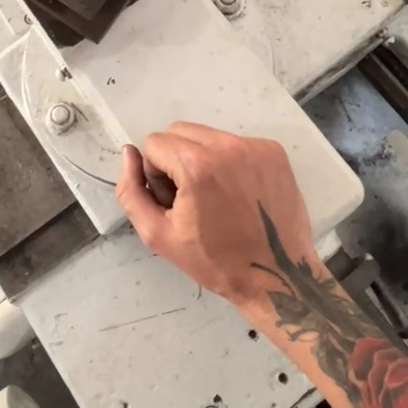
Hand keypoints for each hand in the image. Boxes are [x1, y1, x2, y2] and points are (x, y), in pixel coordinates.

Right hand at [115, 122, 320, 313]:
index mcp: (197, 165)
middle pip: (179, 131)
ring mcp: (255, 146)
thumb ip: (131, 191)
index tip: (174, 202)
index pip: (154, 143)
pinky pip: (234, 142)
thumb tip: (128, 153)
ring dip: (201, 158)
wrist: (279, 277)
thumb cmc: (215, 261)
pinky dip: (228, 160)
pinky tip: (238, 193)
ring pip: (207, 134)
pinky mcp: (274, 151)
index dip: (156, 174)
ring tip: (216, 196)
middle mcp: (228, 146)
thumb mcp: (157, 234)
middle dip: (175, 160)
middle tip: (191, 198)